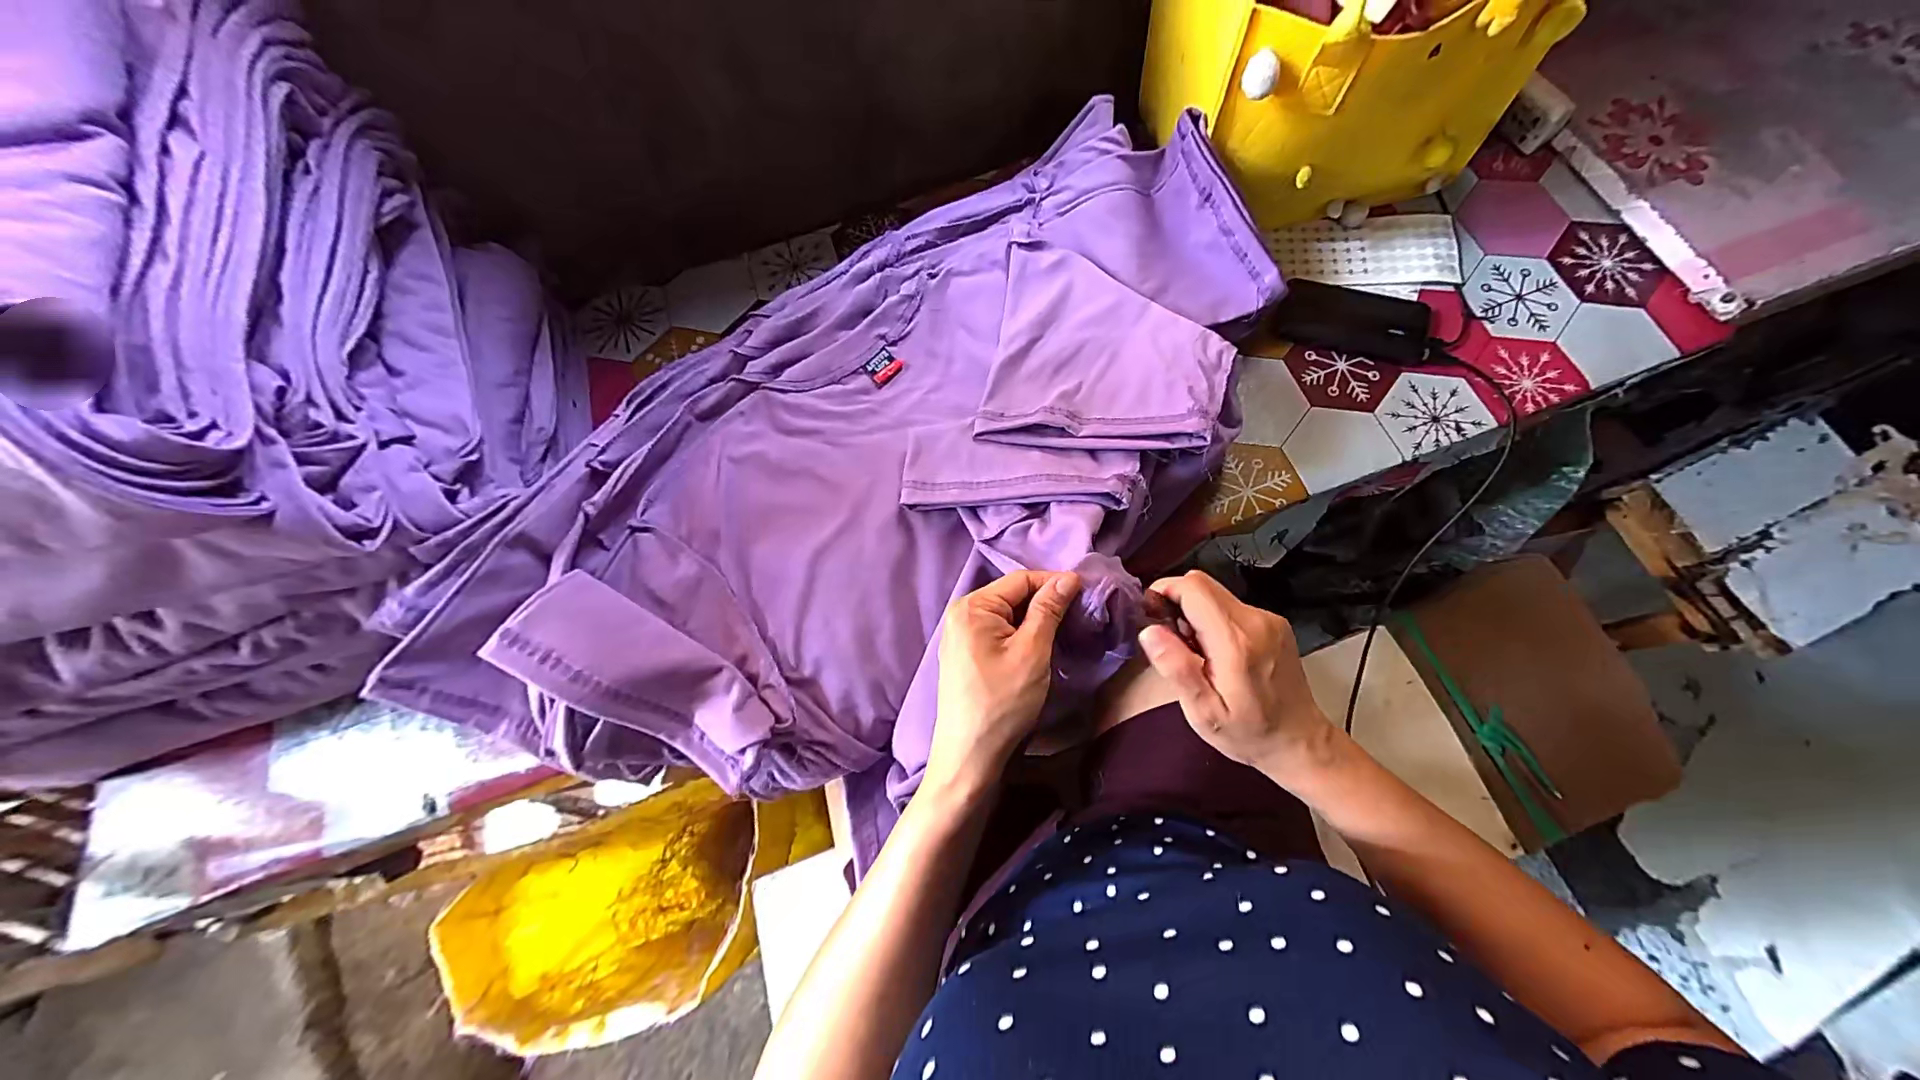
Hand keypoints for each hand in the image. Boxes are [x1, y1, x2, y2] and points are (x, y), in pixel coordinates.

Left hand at [924, 570, 1081, 800]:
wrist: (969, 755)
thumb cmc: (1002, 702)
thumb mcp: (1032, 651)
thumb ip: (1048, 610)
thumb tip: (1068, 578)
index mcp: (972, 606)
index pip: (1021, 579)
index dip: (1055, 582)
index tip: (1087, 592)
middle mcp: (961, 613)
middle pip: (1013, 595)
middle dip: (1046, 601)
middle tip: (1081, 613)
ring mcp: (961, 635)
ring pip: (1008, 614)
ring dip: (1036, 619)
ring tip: (1067, 629)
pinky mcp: (966, 654)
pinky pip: (999, 631)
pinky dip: (1022, 633)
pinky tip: (1042, 645)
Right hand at [1136, 570, 1333, 781]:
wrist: (1300, 742)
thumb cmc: (1248, 733)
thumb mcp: (1203, 712)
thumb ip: (1177, 667)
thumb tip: (1150, 631)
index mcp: (1236, 641)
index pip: (1193, 587)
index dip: (1164, 593)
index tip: (1153, 619)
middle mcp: (1256, 621)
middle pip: (1202, 584)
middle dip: (1177, 604)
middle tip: (1174, 643)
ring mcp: (1269, 619)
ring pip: (1215, 594)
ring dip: (1195, 613)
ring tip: (1197, 653)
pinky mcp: (1274, 622)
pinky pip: (1230, 606)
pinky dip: (1214, 620)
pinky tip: (1217, 653)